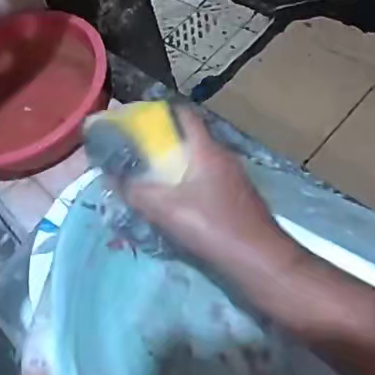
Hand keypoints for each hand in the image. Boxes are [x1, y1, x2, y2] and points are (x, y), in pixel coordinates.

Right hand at [114, 108, 305, 284]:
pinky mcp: (237, 200)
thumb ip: (136, 191)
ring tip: (148, 179)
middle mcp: (223, 157)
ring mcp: (233, 179)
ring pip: (198, 163)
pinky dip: (188, 186)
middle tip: (134, 153)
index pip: (184, 115)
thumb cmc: (216, 229)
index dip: (159, 111)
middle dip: (161, 143)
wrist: (263, 263)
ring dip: (175, 167)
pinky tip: (174, 205)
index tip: (135, 119)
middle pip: (189, 140)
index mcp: (208, 150)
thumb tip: (111, 176)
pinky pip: (207, 182)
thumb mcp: (167, 211)